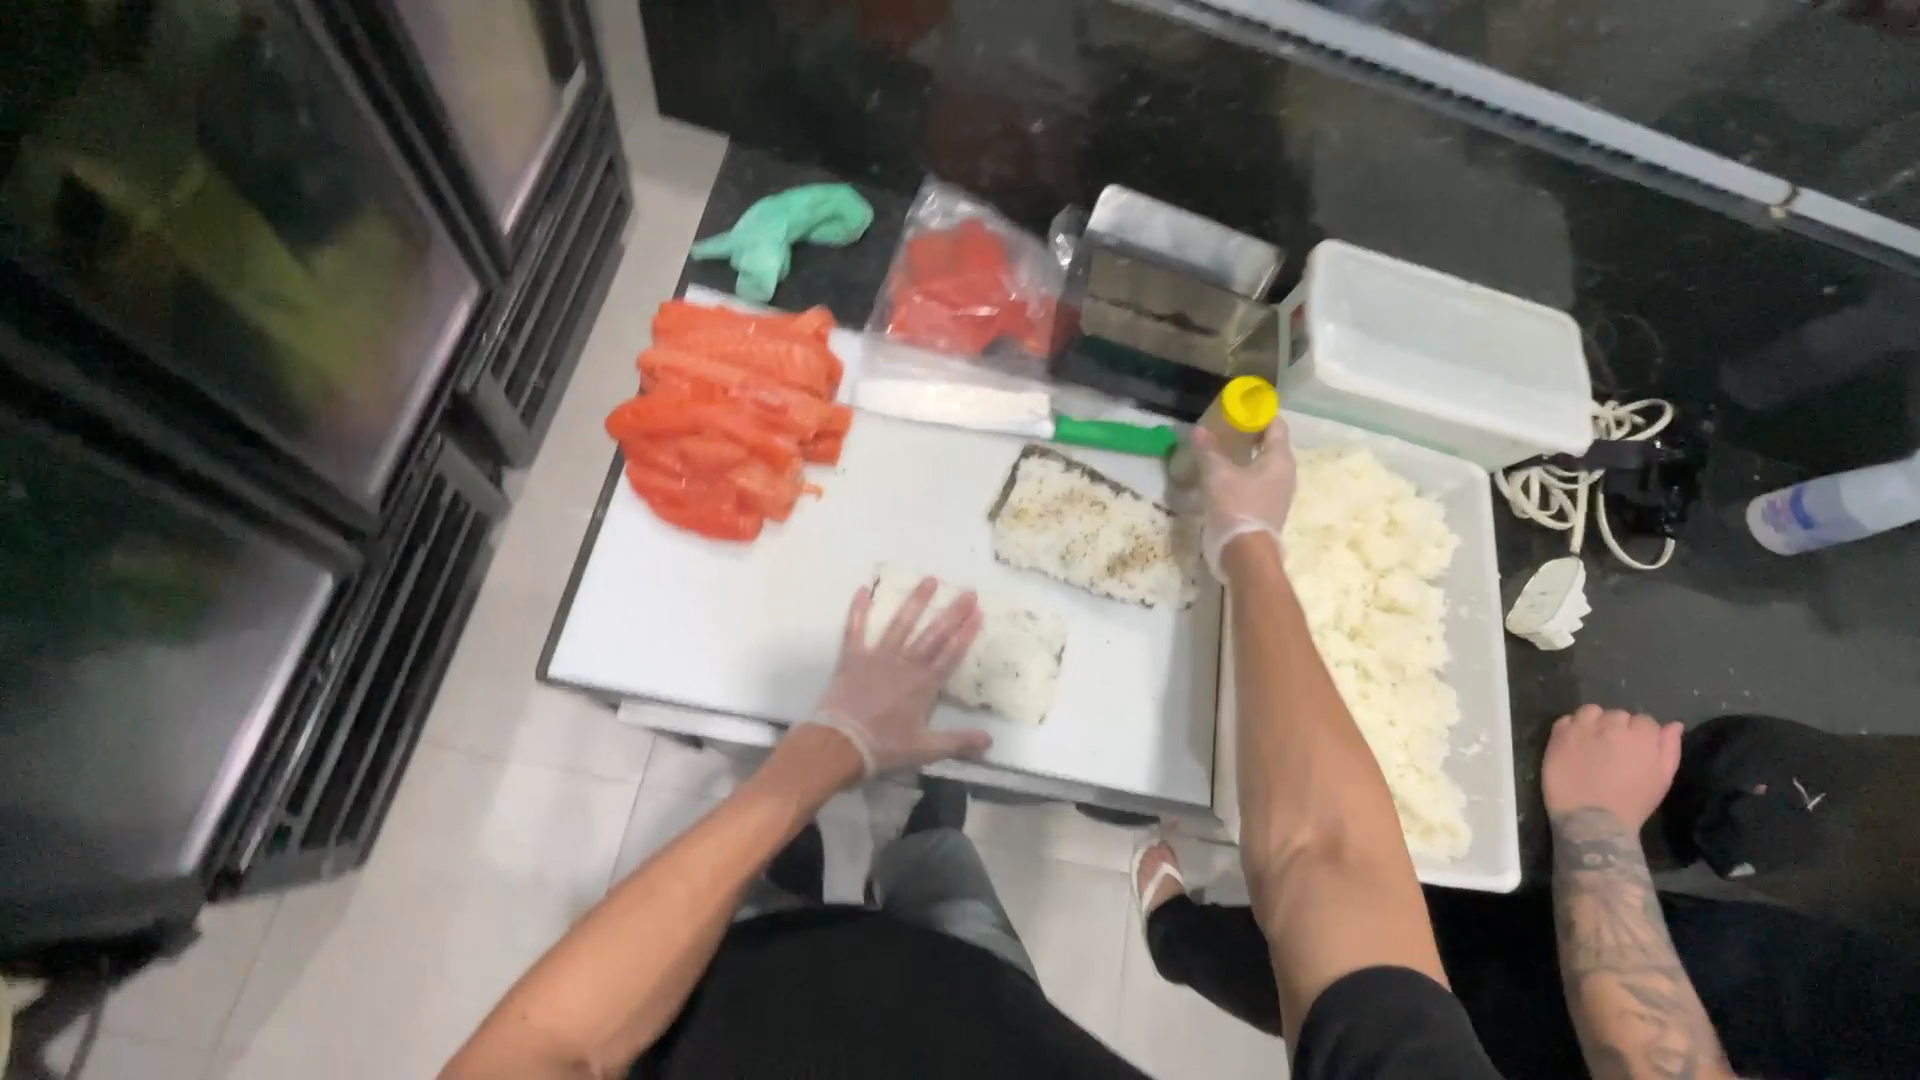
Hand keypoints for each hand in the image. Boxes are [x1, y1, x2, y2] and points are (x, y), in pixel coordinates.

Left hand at [797, 578, 989, 778]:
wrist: (840, 744)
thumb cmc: (884, 747)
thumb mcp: (925, 750)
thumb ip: (958, 742)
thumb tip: (990, 740)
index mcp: (924, 684)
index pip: (950, 654)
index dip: (966, 633)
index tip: (979, 612)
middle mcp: (904, 664)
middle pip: (933, 634)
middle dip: (952, 613)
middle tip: (968, 591)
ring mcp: (877, 657)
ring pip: (900, 624)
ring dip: (915, 601)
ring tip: (929, 579)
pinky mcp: (852, 658)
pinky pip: (855, 629)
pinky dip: (858, 610)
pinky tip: (862, 589)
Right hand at [1196, 420, 1297, 581]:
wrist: (1245, 553)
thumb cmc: (1237, 507)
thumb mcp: (1217, 475)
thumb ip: (1209, 451)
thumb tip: (1199, 430)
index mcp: (1279, 459)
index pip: (1276, 425)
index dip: (1260, 413)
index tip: (1241, 408)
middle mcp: (1286, 473)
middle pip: (1271, 444)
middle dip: (1251, 434)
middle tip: (1227, 427)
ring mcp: (1279, 493)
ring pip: (1265, 465)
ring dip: (1247, 455)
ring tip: (1223, 451)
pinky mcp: (1268, 508)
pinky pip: (1259, 482)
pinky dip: (1245, 474)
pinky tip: (1225, 476)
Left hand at [1542, 705, 1683, 830]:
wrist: (1591, 816)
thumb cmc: (1633, 801)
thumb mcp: (1662, 777)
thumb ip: (1669, 747)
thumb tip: (1674, 724)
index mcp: (1640, 736)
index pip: (1645, 720)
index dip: (1642, 734)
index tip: (1636, 748)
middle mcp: (1610, 726)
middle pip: (1617, 714)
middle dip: (1619, 727)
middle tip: (1614, 747)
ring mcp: (1581, 728)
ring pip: (1591, 711)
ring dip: (1595, 721)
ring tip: (1594, 741)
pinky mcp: (1558, 734)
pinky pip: (1566, 719)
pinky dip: (1572, 726)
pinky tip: (1575, 743)